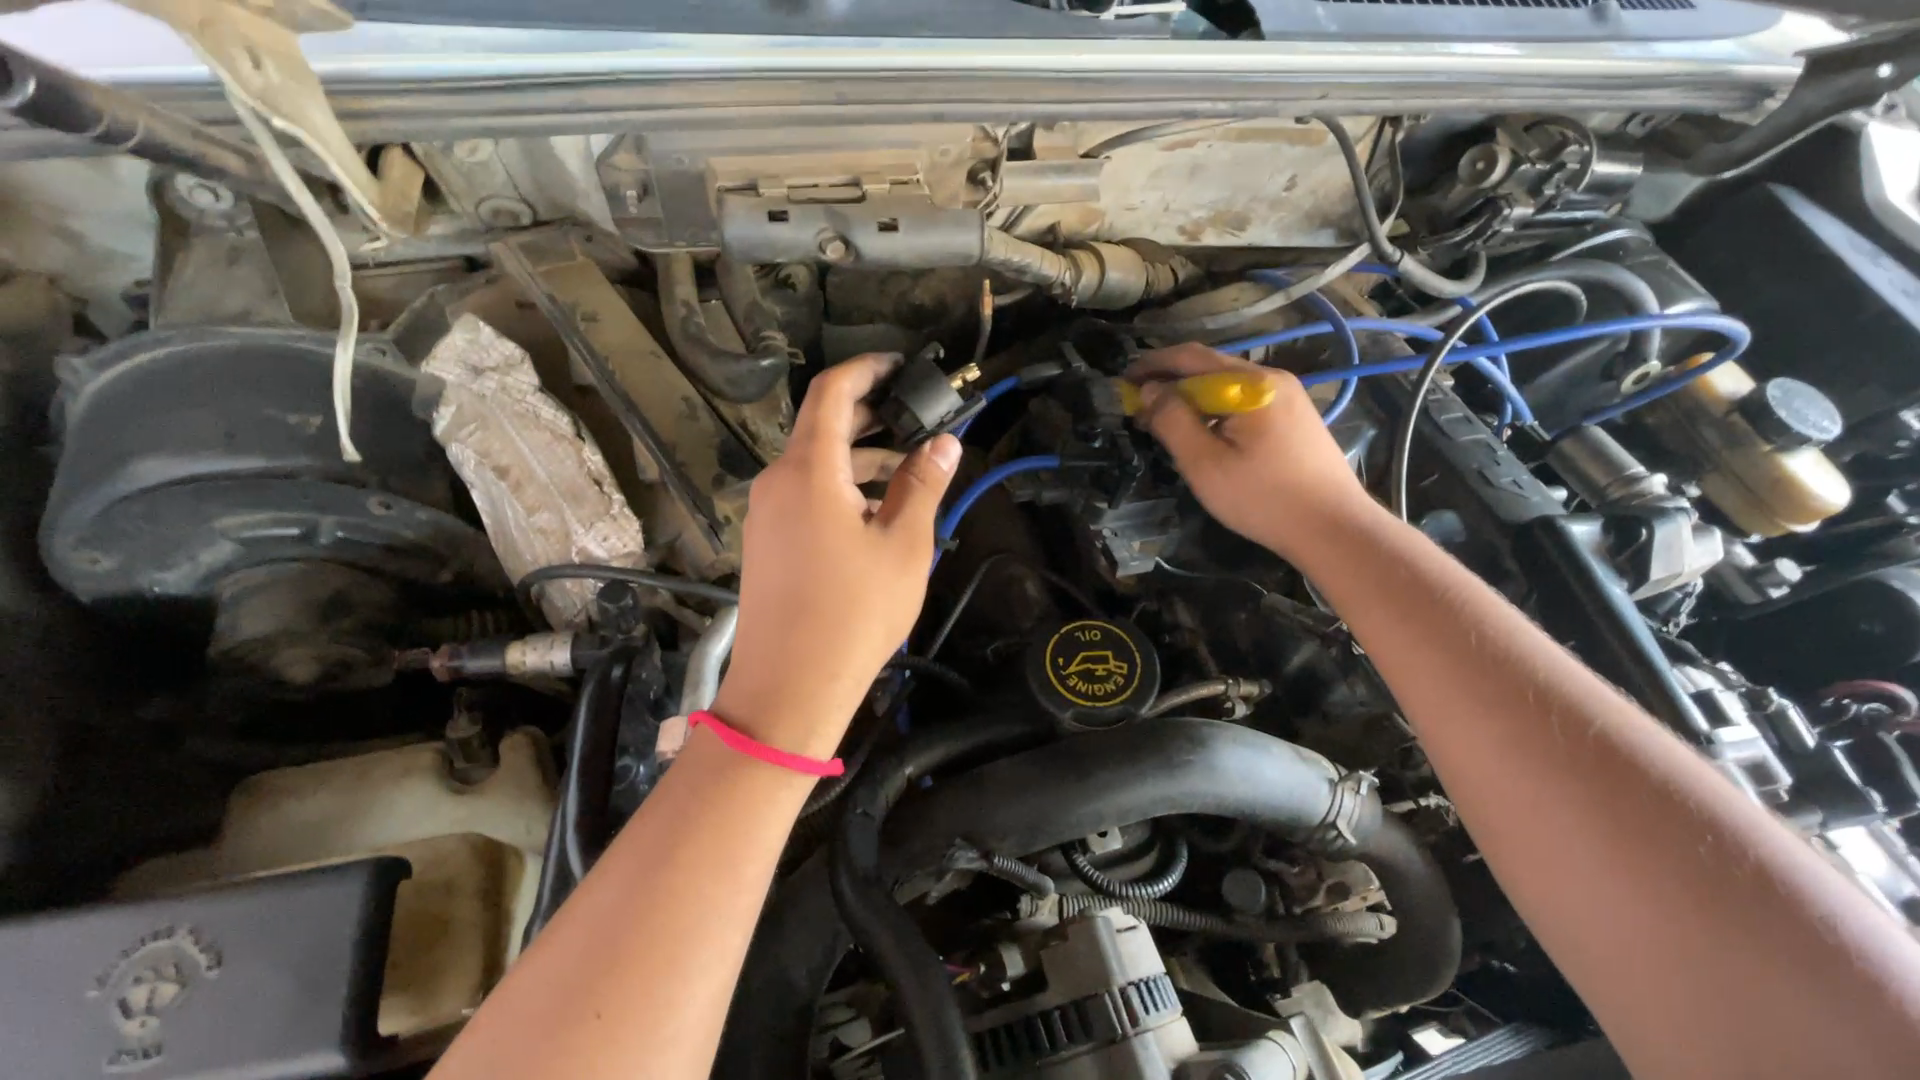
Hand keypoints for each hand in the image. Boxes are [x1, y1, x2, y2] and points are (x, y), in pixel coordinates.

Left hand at [712, 354, 960, 759]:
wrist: (788, 688)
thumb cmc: (854, 612)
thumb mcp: (904, 546)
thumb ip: (924, 485)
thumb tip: (944, 442)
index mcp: (809, 469)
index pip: (832, 392)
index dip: (867, 369)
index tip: (900, 365)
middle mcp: (776, 481)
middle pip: (822, 427)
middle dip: (871, 417)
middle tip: (917, 419)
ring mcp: (764, 514)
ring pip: (814, 466)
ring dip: (859, 460)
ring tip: (909, 473)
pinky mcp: (764, 542)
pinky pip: (803, 496)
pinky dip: (839, 489)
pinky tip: (874, 515)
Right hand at [1128, 343, 1372, 559]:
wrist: (1334, 528)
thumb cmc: (1263, 498)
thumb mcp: (1205, 463)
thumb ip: (1173, 421)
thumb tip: (1150, 391)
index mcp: (1250, 384)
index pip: (1190, 357)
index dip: (1152, 366)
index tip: (1123, 382)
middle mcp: (1272, 379)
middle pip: (1210, 368)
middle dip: (1170, 381)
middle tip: (1138, 405)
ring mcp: (1288, 398)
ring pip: (1227, 386)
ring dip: (1192, 397)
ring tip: (1165, 422)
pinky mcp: (1295, 419)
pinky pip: (1244, 402)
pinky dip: (1215, 409)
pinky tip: (1203, 432)